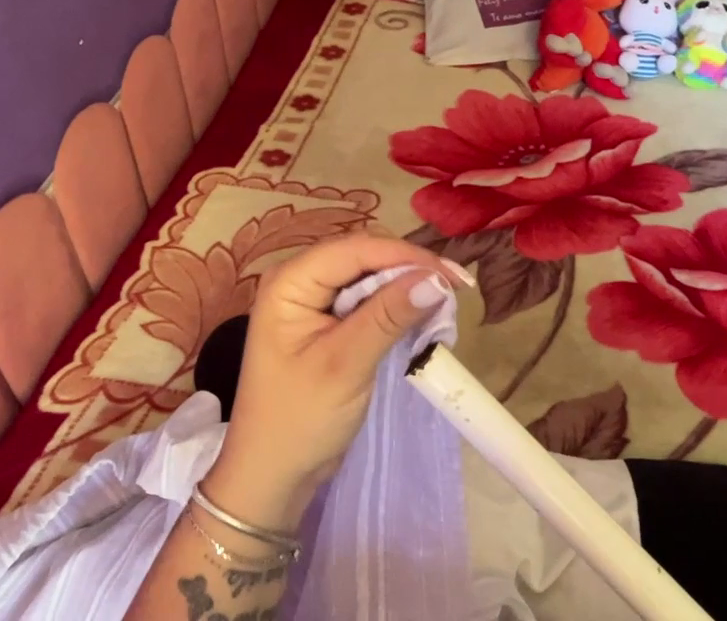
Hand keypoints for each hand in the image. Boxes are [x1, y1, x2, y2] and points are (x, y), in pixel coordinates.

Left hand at [197, 235, 472, 532]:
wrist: (271, 476)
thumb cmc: (298, 420)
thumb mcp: (345, 366)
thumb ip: (388, 317)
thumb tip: (436, 279)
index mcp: (290, 281)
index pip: (355, 249)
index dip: (406, 256)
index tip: (453, 275)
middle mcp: (298, 280)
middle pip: (363, 255)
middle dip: (408, 267)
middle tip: (455, 288)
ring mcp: (311, 301)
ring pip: (367, 275)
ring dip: (405, 285)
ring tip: (444, 300)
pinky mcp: (326, 322)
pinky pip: (365, 298)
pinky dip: (394, 304)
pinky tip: (420, 313)